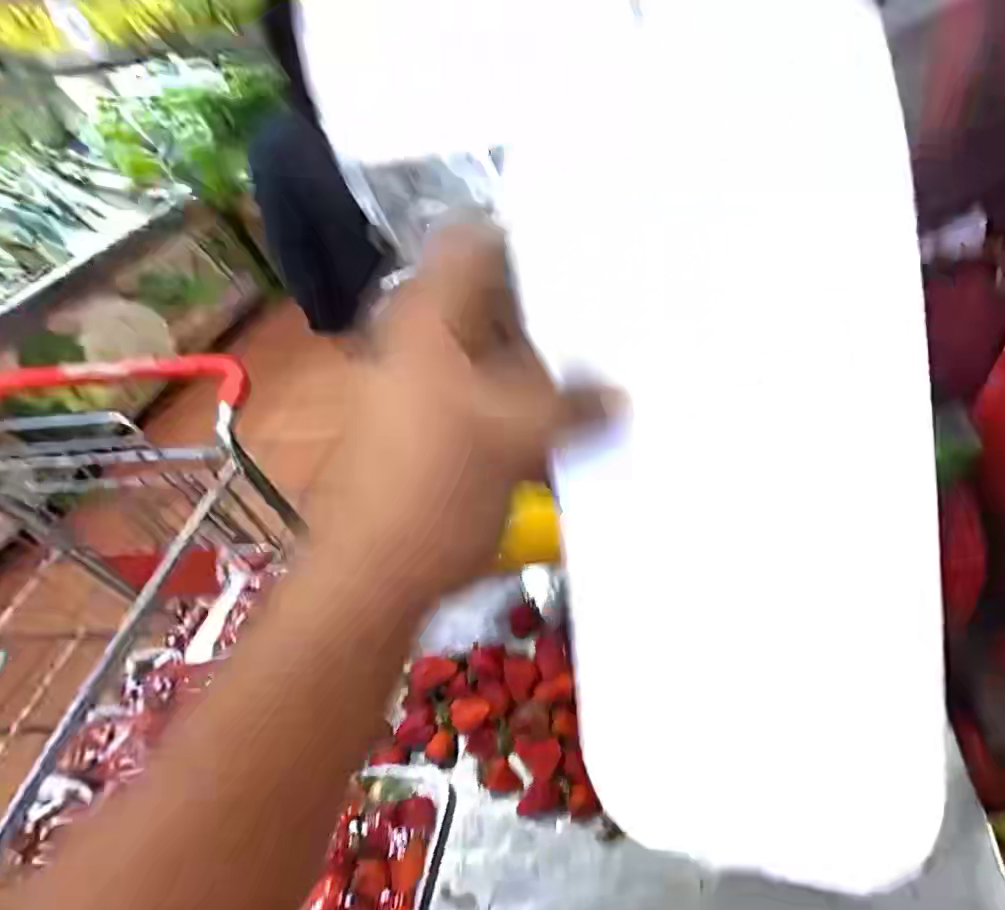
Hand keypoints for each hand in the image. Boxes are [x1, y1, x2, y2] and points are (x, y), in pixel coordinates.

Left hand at [310, 224, 614, 602]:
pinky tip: (593, 427)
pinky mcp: (459, 437)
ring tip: (623, 372)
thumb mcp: (509, 437)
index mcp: (429, 319)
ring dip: (560, 373)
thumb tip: (623, 396)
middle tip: (626, 320)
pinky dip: (547, 415)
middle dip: (563, 316)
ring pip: (513, 364)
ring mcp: (445, 394)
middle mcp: (434, 346)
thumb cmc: (430, 492)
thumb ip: (572, 406)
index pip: (481, 245)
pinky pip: (512, 409)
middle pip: (504, 308)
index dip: (535, 241)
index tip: (598, 255)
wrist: (378, 574)